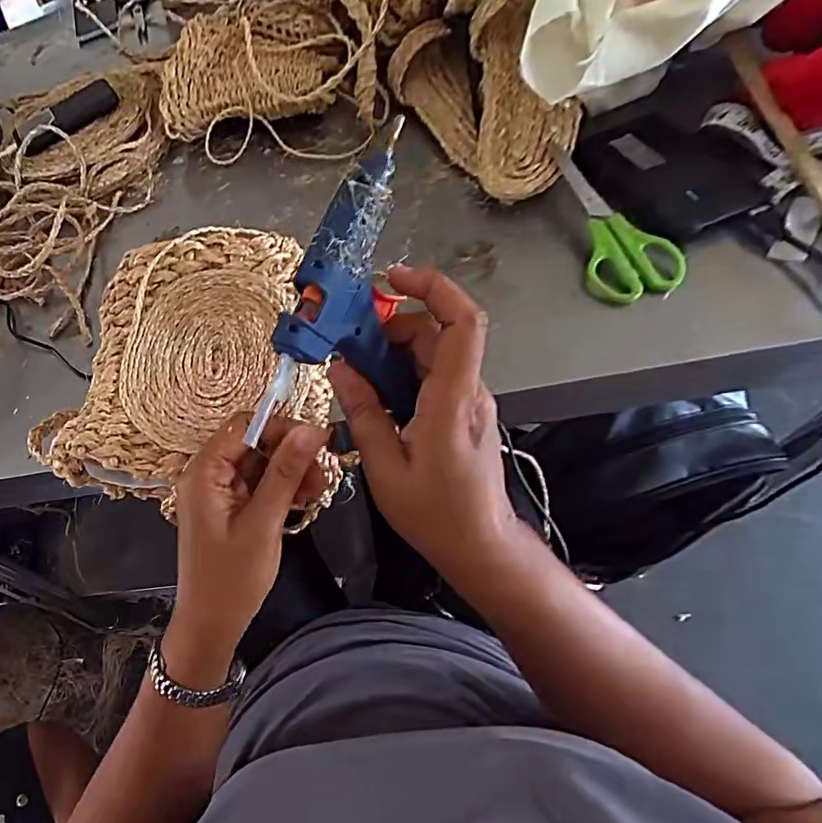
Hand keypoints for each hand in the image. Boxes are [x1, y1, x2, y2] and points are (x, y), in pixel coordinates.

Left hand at [171, 414, 328, 665]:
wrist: (211, 623)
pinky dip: (280, 488)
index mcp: (203, 473)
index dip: (281, 427)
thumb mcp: (263, 522)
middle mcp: (205, 475)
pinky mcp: (226, 506)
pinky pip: (256, 484)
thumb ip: (286, 473)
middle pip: (253, 443)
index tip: (316, 441)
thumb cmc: (231, 579)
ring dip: (290, 472)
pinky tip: (302, 500)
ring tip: (317, 492)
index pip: (243, 426)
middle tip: (322, 473)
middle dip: (290, 453)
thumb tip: (310, 430)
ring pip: (259, 463)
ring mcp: (215, 491)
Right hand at [329, 264, 524, 580]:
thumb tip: (341, 369)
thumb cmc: (435, 513)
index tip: (394, 278)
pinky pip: (435, 376)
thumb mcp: (385, 467)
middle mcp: (469, 392)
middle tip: (349, 339)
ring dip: (394, 350)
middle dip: (392, 324)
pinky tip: (376, 392)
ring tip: (354, 368)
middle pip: (438, 333)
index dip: (432, 288)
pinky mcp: (465, 412)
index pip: (462, 323)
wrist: (480, 544)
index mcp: (452, 401)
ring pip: (435, 354)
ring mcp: (471, 401)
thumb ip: (364, 413)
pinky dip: (404, 371)